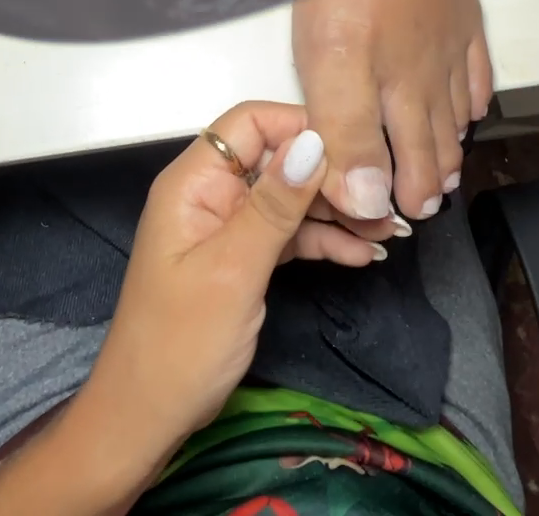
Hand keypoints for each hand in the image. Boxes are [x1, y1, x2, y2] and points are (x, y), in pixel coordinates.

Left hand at [82, 102, 379, 460]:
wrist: (150, 415)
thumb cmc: (181, 341)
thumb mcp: (233, 268)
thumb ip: (275, 204)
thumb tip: (314, 140)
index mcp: (193, 181)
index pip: (250, 123)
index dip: (302, 127)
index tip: (357, 153)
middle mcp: (210, 193)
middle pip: (276, 160)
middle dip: (329, 176)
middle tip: (385, 203)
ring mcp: (227, 225)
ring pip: (287, 199)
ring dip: (334, 212)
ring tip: (387, 230)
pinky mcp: (242, 256)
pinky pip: (287, 234)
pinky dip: (322, 241)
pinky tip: (361, 254)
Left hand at [292, 0, 490, 223]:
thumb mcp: (331, 64)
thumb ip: (350, 133)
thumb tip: (370, 200)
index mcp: (394, 95)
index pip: (405, 162)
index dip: (403, 194)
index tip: (403, 218)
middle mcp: (430, 77)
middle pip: (434, 140)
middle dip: (429, 177)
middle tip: (426, 203)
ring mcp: (450, 42)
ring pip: (454, 109)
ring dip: (449, 142)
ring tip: (446, 167)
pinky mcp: (459, 10)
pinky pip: (475, 68)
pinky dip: (473, 97)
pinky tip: (472, 104)